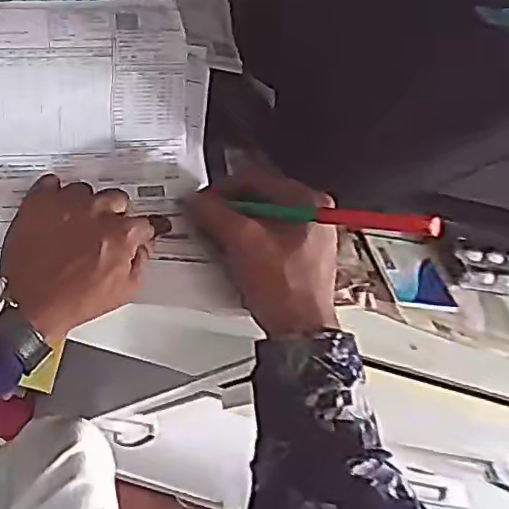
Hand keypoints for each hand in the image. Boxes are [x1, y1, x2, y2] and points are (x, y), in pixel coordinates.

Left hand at [1, 175, 157, 345]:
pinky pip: (50, 183)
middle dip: (113, 214)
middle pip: (116, 198)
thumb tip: (140, 249)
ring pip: (84, 190)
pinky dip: (53, 193)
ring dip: (83, 204)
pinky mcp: (39, 201)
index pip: (144, 221)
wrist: (31, 303)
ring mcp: (67, 204)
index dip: (143, 228)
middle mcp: (96, 212)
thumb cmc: (70, 299)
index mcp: (121, 233)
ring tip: (74, 224)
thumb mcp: (123, 290)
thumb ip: (139, 261)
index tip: (144, 227)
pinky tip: (55, 208)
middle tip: (100, 231)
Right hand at [184, 168, 340, 336]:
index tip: (202, 199)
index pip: (255, 178)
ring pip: (257, 217)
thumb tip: (196, 201)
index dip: (221, 187)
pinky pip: (262, 235)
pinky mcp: (296, 254)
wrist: (299, 330)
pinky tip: (231, 252)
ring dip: (233, 224)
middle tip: (205, 216)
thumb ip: (215, 214)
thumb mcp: (242, 242)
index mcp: (308, 203)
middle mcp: (312, 215)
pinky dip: (243, 239)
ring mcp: (306, 235)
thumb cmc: (287, 291)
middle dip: (226, 207)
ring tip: (216, 236)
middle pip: (256, 196)